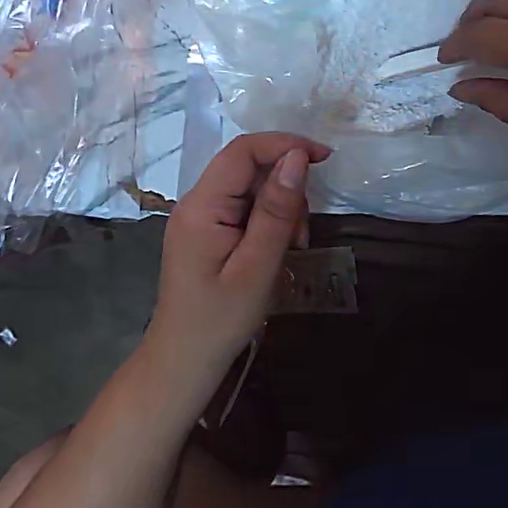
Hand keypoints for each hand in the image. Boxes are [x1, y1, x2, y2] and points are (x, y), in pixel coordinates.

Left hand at [150, 133, 330, 380]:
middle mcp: (196, 202)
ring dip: (280, 206)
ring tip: (291, 246)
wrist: (183, 363)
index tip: (323, 158)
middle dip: (285, 185)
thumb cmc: (219, 320)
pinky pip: (244, 207)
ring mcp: (200, 216)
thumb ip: (277, 210)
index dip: (284, 144)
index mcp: (201, 206)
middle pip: (248, 166)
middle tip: (302, 230)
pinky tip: (277, 249)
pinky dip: (269, 220)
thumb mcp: (257, 266)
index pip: (243, 151)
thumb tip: (297, 157)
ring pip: (250, 186)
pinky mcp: (208, 231)